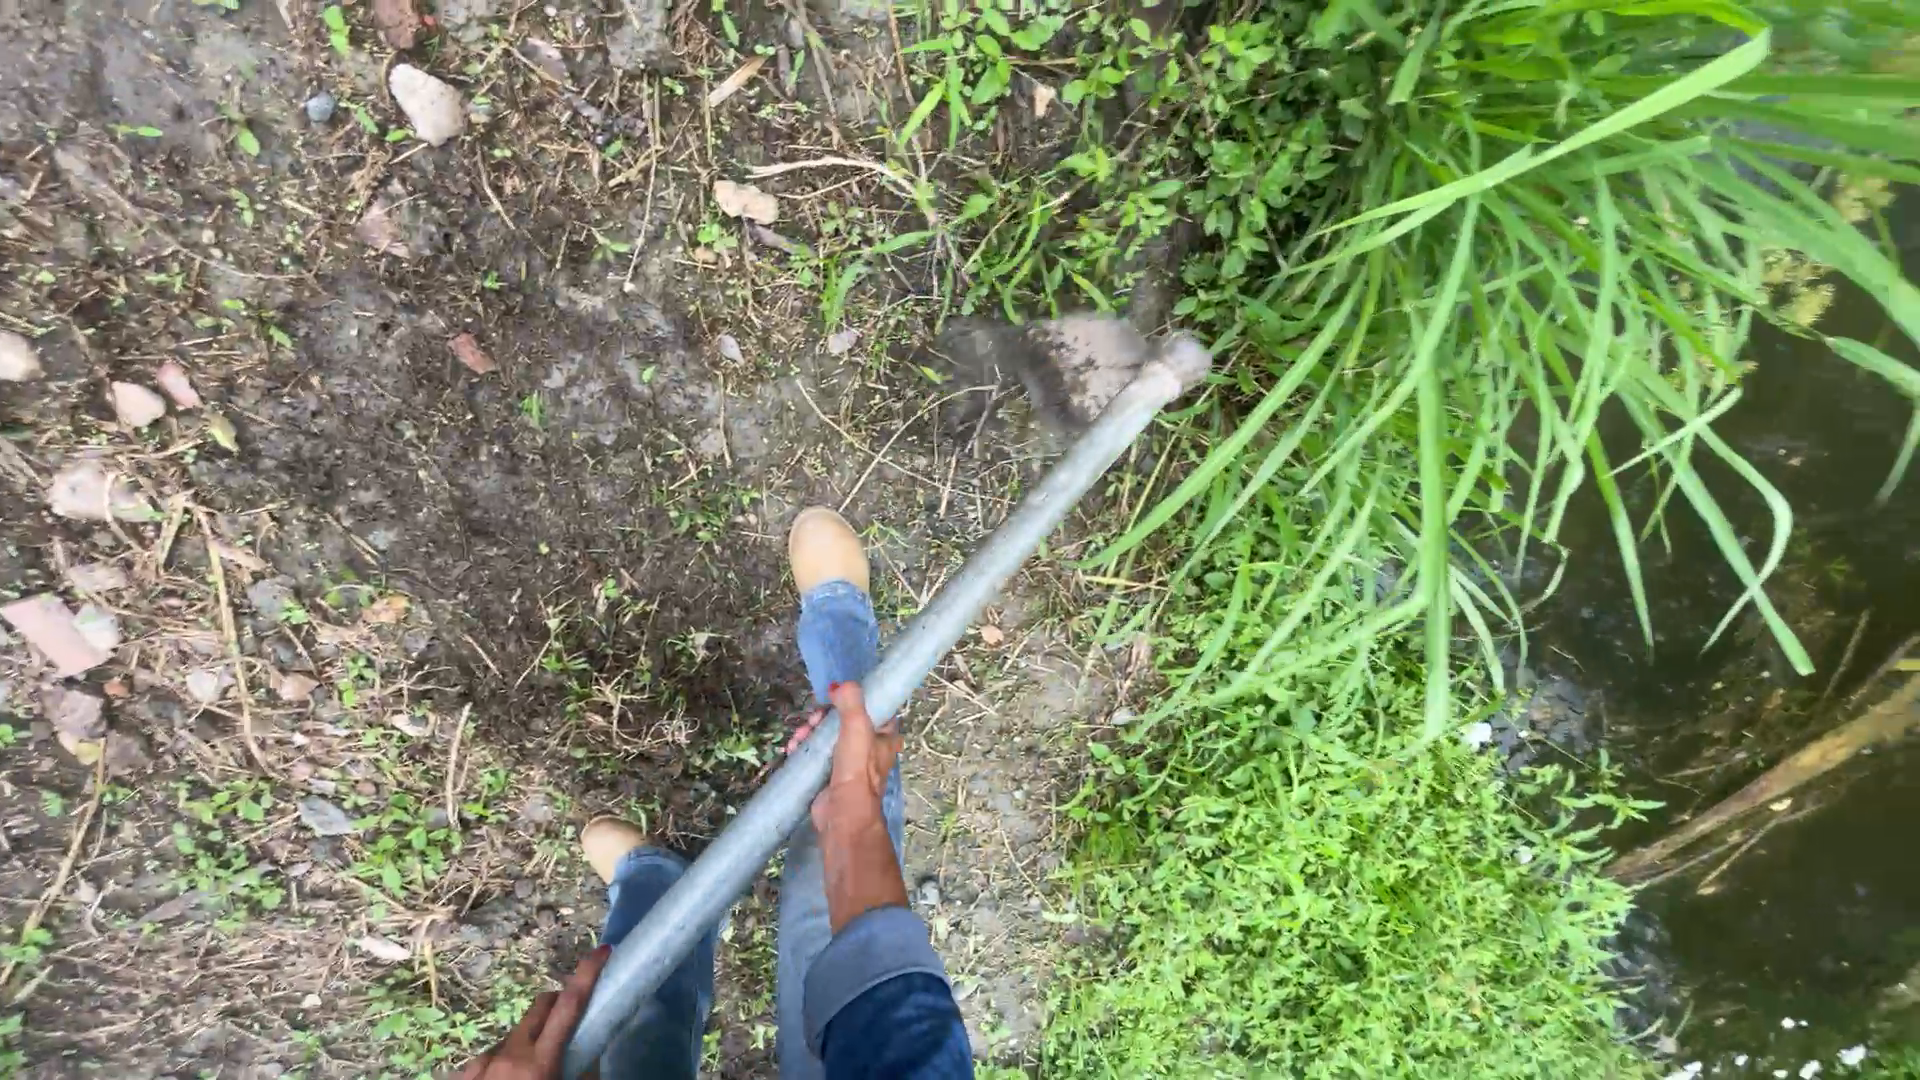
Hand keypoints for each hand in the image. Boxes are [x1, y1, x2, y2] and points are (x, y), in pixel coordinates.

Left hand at [455, 944, 611, 1079]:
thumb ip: (583, 1074)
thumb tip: (588, 1054)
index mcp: (540, 1064)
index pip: (570, 1004)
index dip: (587, 973)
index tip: (602, 950)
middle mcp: (507, 1058)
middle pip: (538, 1008)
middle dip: (557, 1004)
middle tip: (569, 1017)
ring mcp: (479, 1071)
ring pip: (510, 1035)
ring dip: (526, 1040)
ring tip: (531, 1068)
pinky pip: (483, 1060)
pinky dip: (498, 1063)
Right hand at [799, 682, 901, 839]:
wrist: (842, 813)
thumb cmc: (856, 769)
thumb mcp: (857, 727)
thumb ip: (851, 702)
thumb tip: (840, 685)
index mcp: (885, 735)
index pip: (872, 708)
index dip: (852, 699)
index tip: (833, 697)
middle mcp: (870, 747)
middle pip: (843, 719)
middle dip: (823, 717)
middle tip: (812, 721)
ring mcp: (849, 761)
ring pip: (827, 735)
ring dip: (810, 731)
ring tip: (800, 737)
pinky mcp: (830, 773)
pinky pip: (816, 752)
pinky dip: (804, 746)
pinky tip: (793, 748)